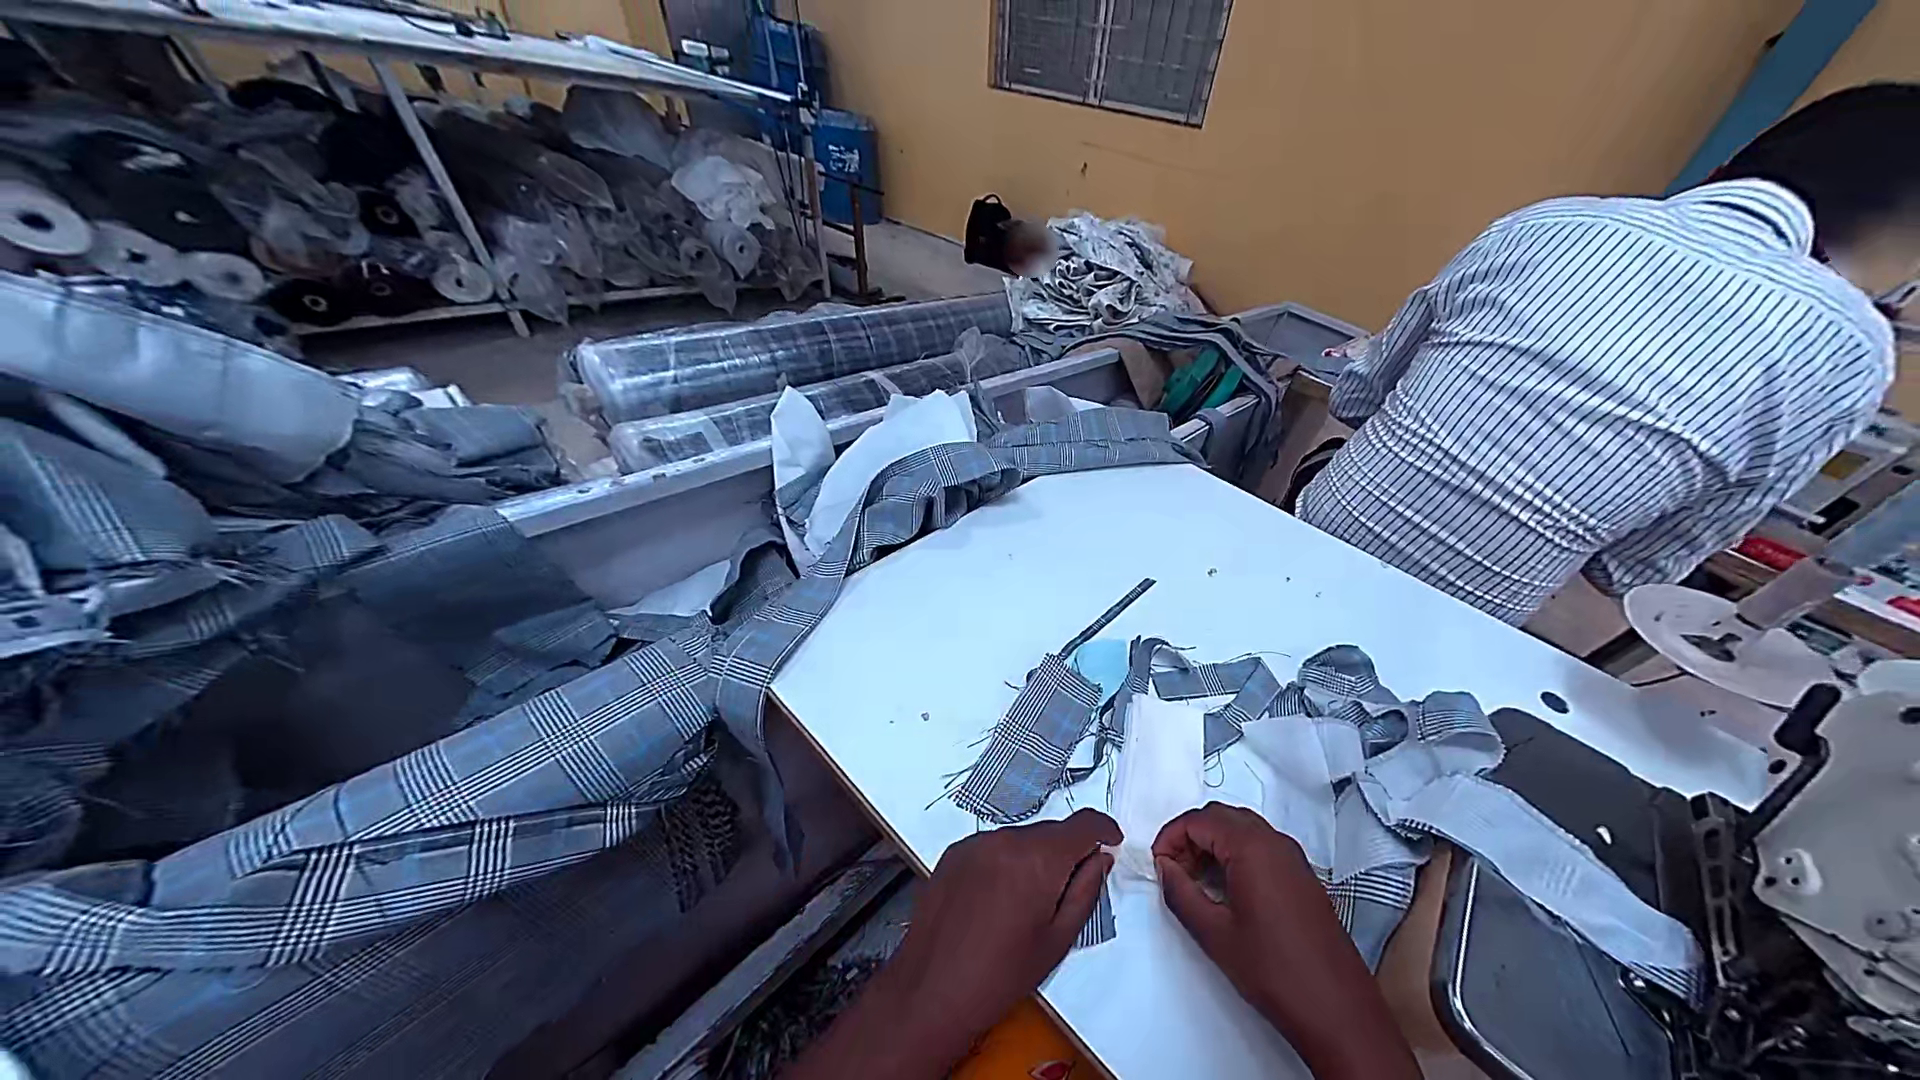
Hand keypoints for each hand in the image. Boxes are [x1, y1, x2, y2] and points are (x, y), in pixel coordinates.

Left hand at [786, 809, 1118, 1079]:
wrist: (932, 988)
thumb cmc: (999, 975)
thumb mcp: (1058, 939)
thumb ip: (1086, 889)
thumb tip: (1099, 858)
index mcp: (1037, 860)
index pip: (1082, 823)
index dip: (1103, 829)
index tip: (1110, 839)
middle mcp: (1004, 840)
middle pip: (1050, 832)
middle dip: (1065, 853)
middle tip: (1066, 891)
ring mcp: (975, 843)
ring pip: (1020, 838)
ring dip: (1033, 858)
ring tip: (1024, 905)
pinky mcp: (954, 852)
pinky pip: (992, 846)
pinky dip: (1004, 862)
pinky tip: (998, 900)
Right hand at [1154, 803, 1418, 1079]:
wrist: (1340, 1015)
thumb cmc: (1280, 974)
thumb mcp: (1213, 933)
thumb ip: (1180, 892)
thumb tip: (1165, 869)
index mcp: (1252, 848)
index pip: (1198, 820)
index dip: (1170, 837)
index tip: (1159, 863)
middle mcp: (1276, 843)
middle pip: (1220, 816)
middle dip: (1190, 836)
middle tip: (1173, 868)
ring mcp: (1294, 859)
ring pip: (1241, 828)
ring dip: (1212, 843)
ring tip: (1195, 880)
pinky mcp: (1304, 877)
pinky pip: (1262, 845)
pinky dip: (1236, 853)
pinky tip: (1226, 888)